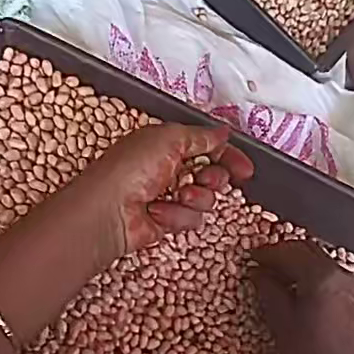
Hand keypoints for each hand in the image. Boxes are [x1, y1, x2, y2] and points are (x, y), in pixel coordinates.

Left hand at [63, 122, 256, 261]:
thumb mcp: (170, 139)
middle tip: (206, 180)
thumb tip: (222, 133)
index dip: (228, 157)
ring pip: (204, 200)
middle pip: (211, 176)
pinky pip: (190, 219)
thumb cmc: (131, 169)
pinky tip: (158, 213)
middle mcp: (169, 169)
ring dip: (195, 199)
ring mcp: (168, 196)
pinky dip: (177, 216)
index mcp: (167, 144)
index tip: (244, 169)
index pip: (207, 148)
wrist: (110, 211)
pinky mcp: (167, 220)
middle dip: (213, 179)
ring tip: (177, 197)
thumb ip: (201, 137)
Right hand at [250, 240, 353, 353]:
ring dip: (294, 259)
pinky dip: (306, 268)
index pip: (288, 252)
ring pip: (315, 256)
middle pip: (305, 248)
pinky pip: (324, 268)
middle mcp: (336, 271)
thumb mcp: (279, 317)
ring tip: (272, 271)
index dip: (266, 253)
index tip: (249, 256)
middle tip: (259, 261)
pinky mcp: (347, 291)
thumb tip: (256, 271)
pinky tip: (291, 282)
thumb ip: (267, 288)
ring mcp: (345, 280)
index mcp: (319, 275)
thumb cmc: (306, 349)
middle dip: (281, 251)